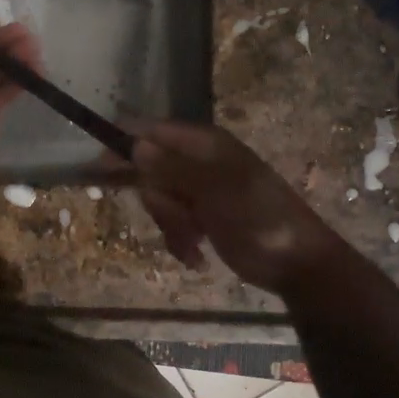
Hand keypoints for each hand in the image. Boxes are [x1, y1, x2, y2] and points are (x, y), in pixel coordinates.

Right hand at [101, 122, 347, 295]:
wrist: (300, 266)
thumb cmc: (261, 219)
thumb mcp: (215, 191)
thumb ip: (172, 168)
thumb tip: (134, 145)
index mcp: (203, 144)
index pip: (150, 131)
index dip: (122, 145)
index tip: (97, 168)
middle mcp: (198, 160)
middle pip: (149, 167)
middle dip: (157, 198)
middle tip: (173, 218)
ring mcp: (199, 188)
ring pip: (158, 197)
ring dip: (169, 223)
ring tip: (192, 240)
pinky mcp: (201, 215)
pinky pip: (171, 219)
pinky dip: (178, 238)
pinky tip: (195, 254)